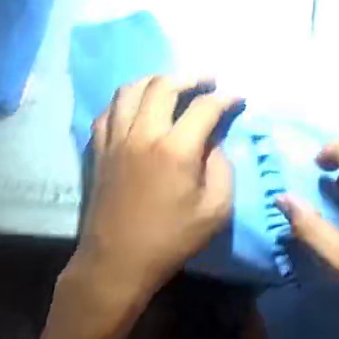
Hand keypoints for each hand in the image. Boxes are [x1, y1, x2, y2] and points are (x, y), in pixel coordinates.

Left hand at [67, 76, 237, 307]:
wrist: (118, 261)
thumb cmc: (172, 239)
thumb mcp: (216, 210)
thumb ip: (222, 169)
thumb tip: (214, 144)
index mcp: (176, 150)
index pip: (204, 107)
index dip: (226, 98)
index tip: (238, 98)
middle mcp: (143, 134)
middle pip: (164, 86)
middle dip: (191, 77)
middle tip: (209, 80)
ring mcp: (116, 139)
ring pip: (131, 90)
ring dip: (156, 80)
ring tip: (173, 84)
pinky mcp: (100, 150)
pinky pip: (110, 110)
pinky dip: (127, 100)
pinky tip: (139, 106)